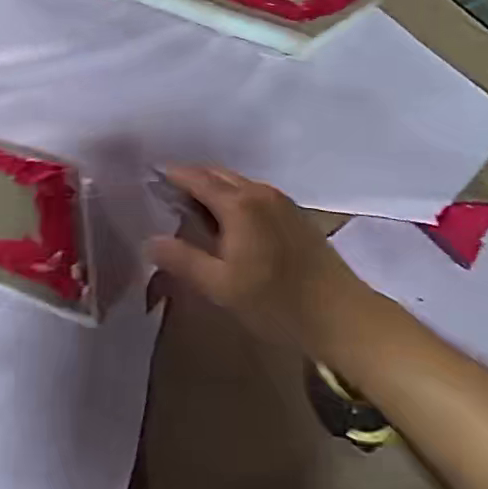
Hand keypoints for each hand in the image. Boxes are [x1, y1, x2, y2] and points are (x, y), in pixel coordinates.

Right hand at [146, 164, 370, 354]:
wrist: (338, 312)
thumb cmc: (275, 301)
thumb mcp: (220, 286)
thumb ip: (183, 260)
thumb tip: (149, 240)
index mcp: (238, 204)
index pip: (198, 179)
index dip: (175, 176)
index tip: (154, 175)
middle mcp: (259, 193)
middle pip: (219, 175)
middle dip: (193, 179)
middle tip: (170, 193)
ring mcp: (281, 201)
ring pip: (239, 184)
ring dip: (215, 188)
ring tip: (195, 207)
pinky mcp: (295, 215)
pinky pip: (255, 194)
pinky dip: (235, 197)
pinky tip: (230, 221)